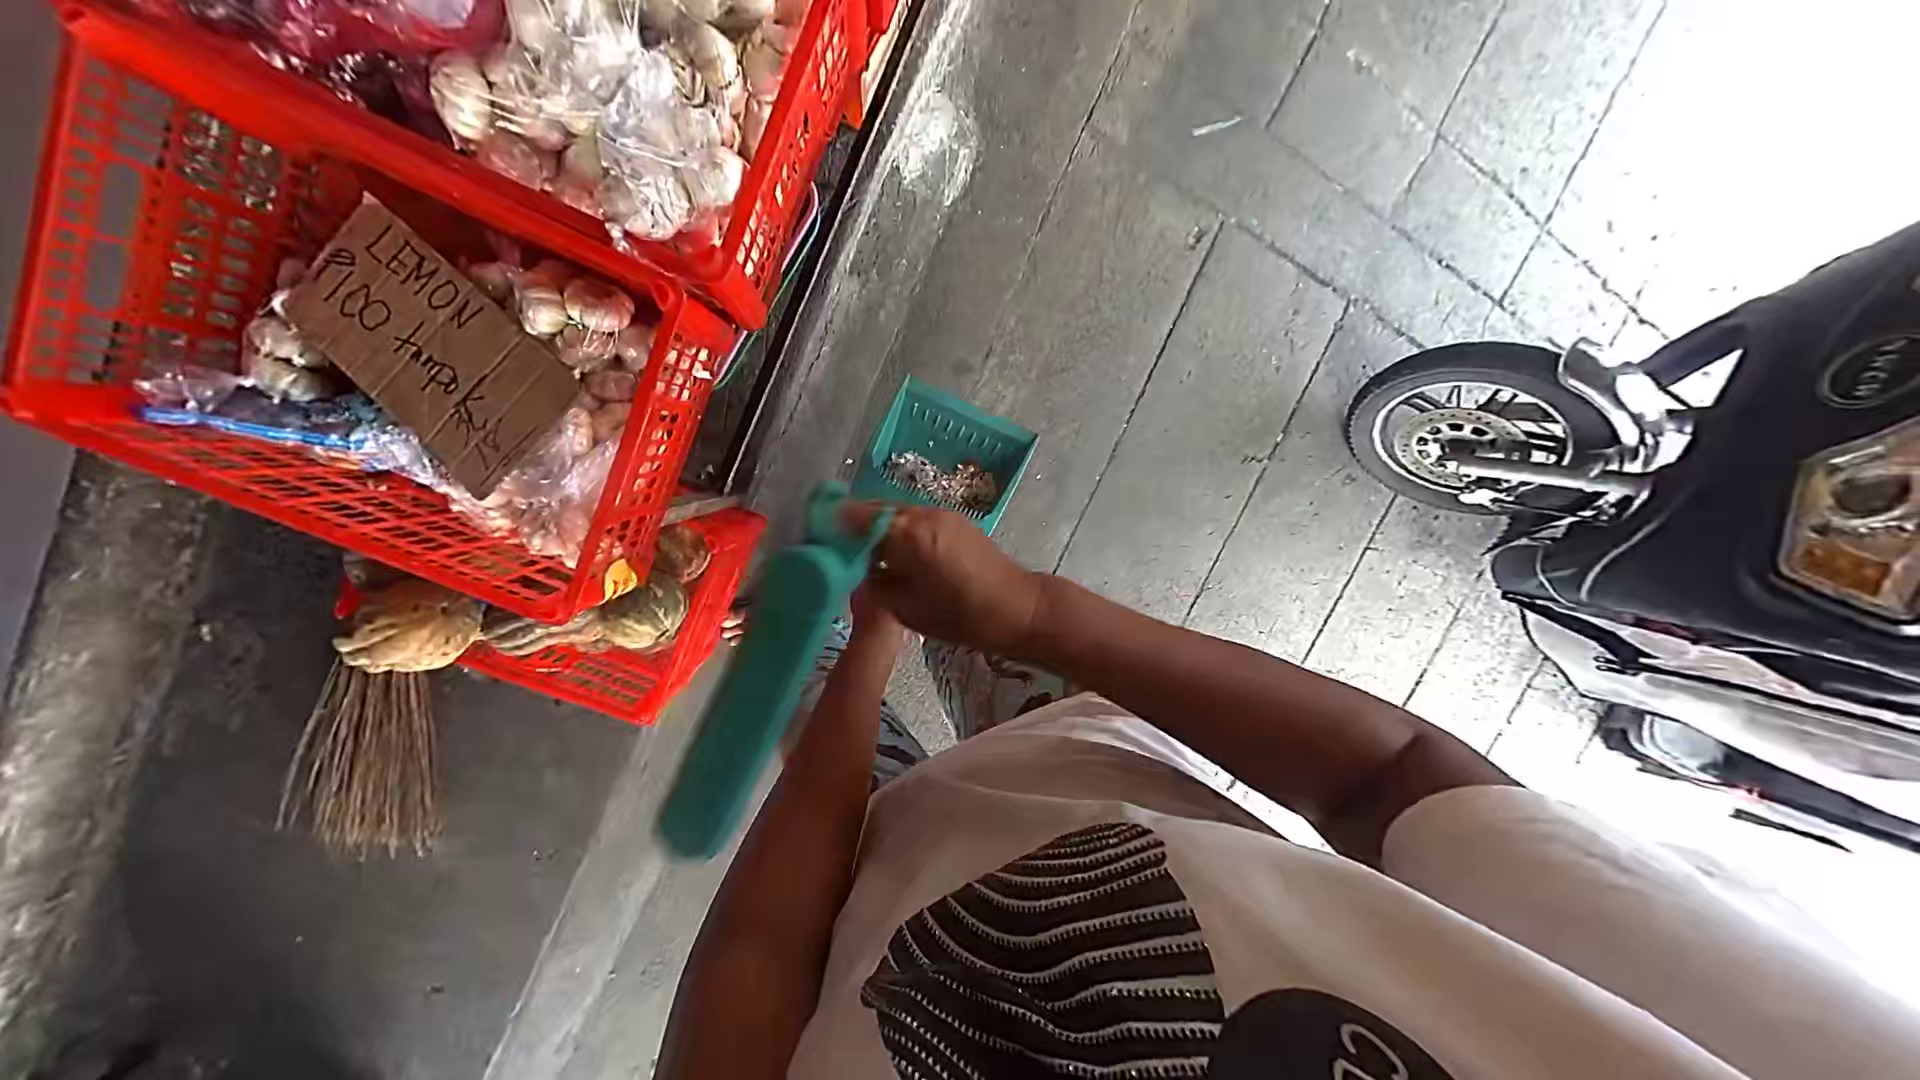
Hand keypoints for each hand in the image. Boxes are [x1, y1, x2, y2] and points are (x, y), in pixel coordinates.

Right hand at [842, 502, 1045, 655]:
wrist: (1018, 608)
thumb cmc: (963, 617)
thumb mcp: (908, 609)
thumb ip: (876, 585)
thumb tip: (858, 572)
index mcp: (910, 535)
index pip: (855, 518)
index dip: (831, 527)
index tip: (815, 544)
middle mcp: (923, 514)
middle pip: (873, 509)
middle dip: (850, 526)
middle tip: (834, 551)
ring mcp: (940, 513)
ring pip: (893, 512)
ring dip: (874, 527)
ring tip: (862, 555)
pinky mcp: (953, 520)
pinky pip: (913, 518)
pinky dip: (896, 530)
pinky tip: (893, 554)